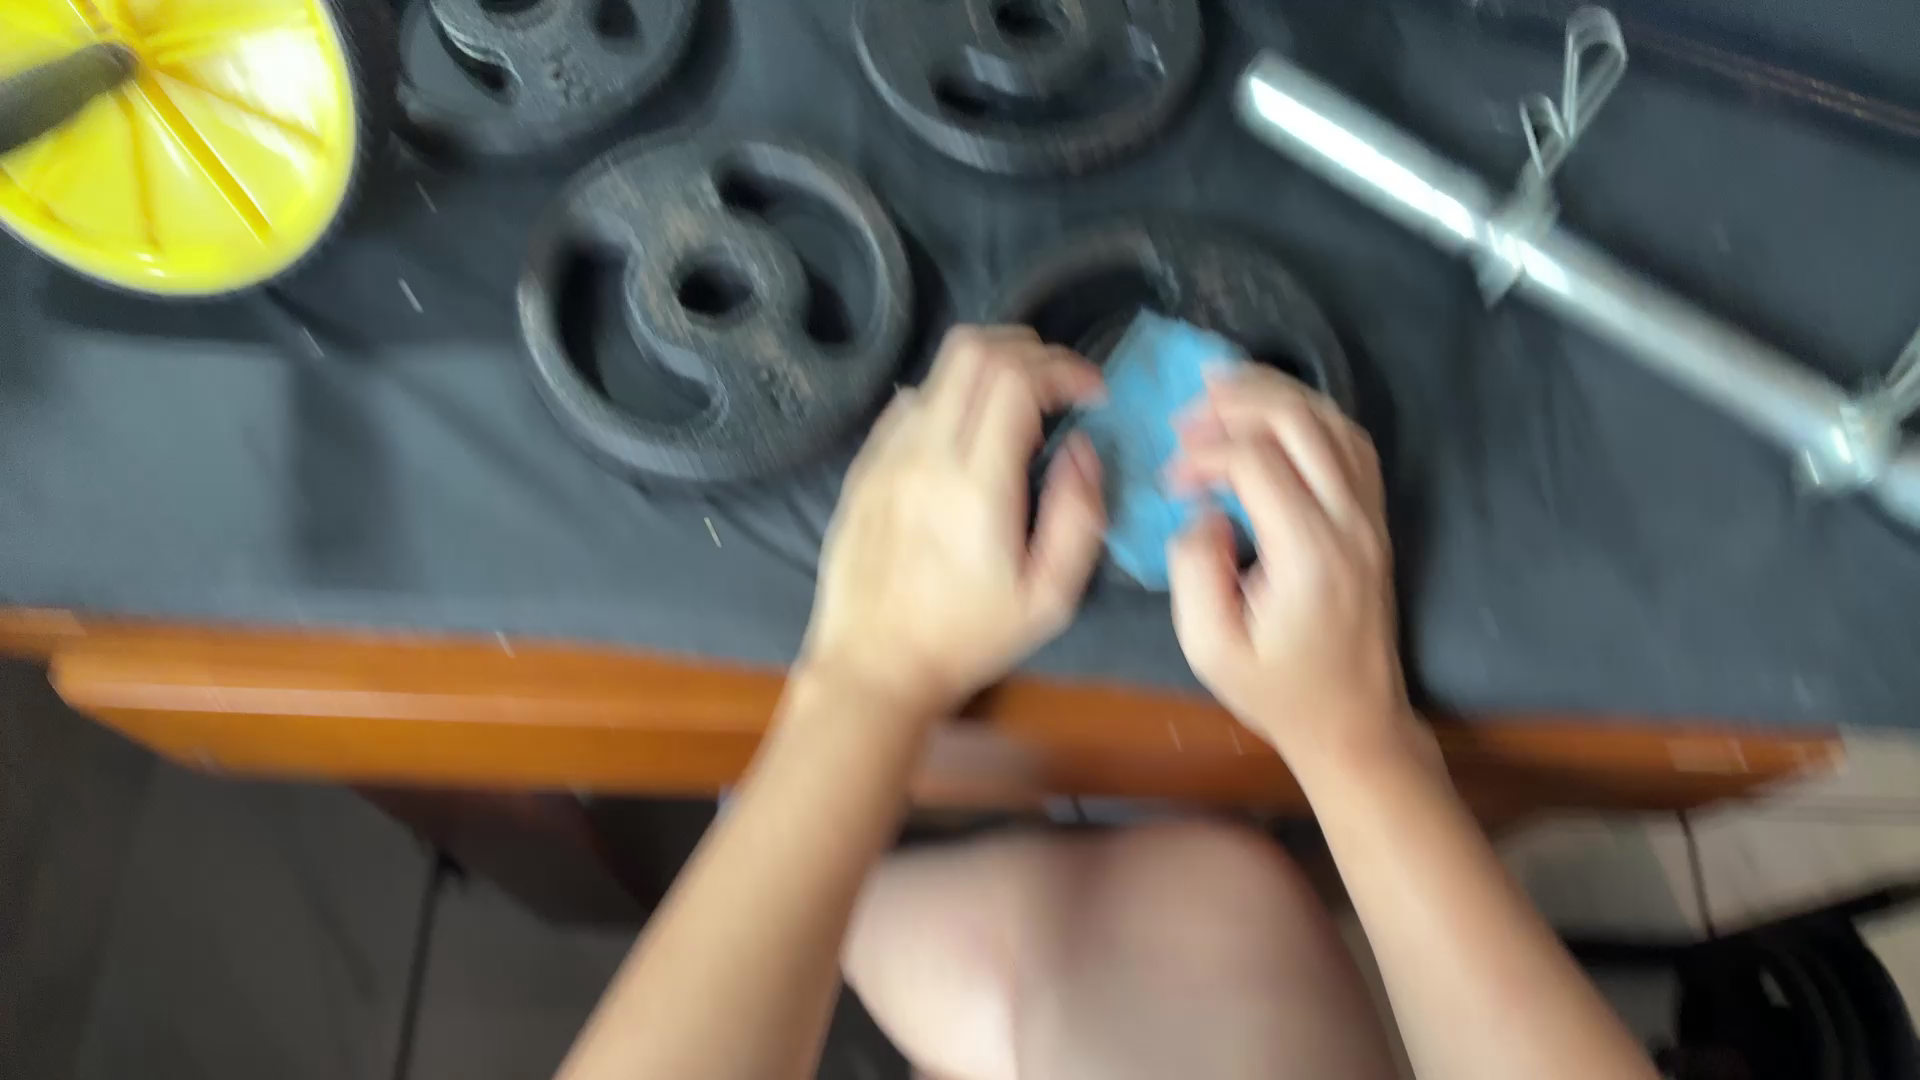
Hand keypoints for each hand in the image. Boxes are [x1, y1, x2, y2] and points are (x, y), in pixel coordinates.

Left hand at [801, 326, 1106, 713]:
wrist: (873, 666)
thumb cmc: (967, 640)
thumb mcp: (1049, 599)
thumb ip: (1079, 516)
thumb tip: (1081, 449)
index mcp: (977, 485)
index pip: (1017, 378)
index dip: (1064, 368)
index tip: (1091, 394)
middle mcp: (925, 455)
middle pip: (974, 351)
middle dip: (1030, 351)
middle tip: (1059, 386)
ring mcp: (886, 457)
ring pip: (938, 370)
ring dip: (988, 368)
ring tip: (1018, 403)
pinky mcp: (863, 469)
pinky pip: (907, 405)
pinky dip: (948, 397)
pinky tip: (965, 434)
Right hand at [1164, 367, 1410, 760]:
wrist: (1352, 721)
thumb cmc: (1275, 690)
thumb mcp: (1208, 647)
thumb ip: (1194, 569)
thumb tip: (1205, 513)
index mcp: (1309, 553)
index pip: (1256, 462)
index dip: (1204, 457)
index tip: (1171, 482)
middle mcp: (1350, 521)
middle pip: (1300, 421)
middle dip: (1237, 402)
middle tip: (1188, 412)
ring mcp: (1370, 516)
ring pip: (1331, 420)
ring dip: (1274, 396)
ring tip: (1221, 390)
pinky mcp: (1372, 519)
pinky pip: (1349, 442)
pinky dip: (1307, 414)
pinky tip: (1272, 416)